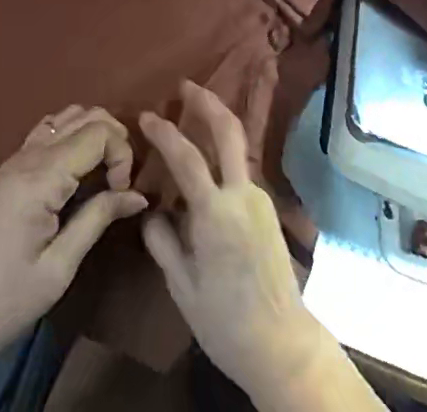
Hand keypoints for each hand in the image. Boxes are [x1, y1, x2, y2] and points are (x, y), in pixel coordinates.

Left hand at [0, 106, 146, 411]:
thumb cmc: (3, 301)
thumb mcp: (60, 267)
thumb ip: (99, 218)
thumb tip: (138, 195)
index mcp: (40, 176)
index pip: (99, 132)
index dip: (123, 155)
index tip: (122, 195)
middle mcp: (27, 156)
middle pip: (86, 115)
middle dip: (114, 141)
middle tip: (118, 185)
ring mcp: (14, 160)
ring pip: (67, 117)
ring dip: (94, 136)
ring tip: (102, 177)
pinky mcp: (8, 172)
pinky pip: (49, 133)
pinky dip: (73, 140)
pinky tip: (77, 176)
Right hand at [140, 82, 382, 409]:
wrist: (279, 342)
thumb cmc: (223, 319)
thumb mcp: (181, 284)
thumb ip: (163, 239)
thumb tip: (154, 208)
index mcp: (217, 213)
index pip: (186, 158)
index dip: (164, 132)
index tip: (146, 116)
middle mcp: (244, 195)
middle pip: (229, 131)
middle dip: (208, 102)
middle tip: (186, 85)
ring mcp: (261, 199)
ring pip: (237, 150)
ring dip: (216, 128)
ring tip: (189, 120)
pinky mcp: (268, 209)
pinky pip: (239, 173)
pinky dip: (221, 159)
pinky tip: (204, 168)